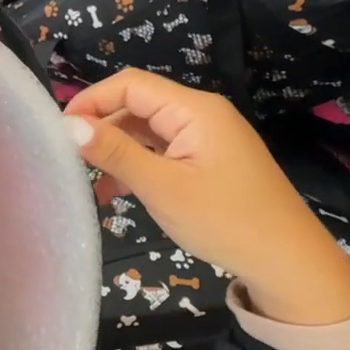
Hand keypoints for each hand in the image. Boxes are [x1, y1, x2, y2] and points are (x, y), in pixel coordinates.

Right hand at [64, 70, 349, 325]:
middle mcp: (200, 115)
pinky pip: (159, 149)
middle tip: (66, 158)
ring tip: (85, 178)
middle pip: (135, 104)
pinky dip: (134, 164)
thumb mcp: (163, 188)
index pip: (129, 84)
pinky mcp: (205, 159)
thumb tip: (67, 125)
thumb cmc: (227, 221)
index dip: (90, 100)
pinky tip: (113, 191)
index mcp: (195, 110)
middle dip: (99, 126)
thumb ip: (115, 152)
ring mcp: (204, 138)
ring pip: (144, 129)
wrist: (290, 265)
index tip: (59, 131)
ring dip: (114, 149)